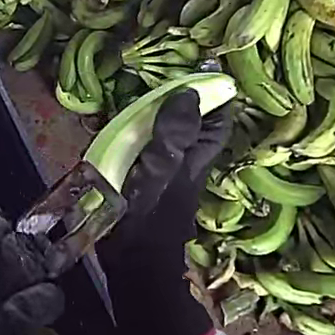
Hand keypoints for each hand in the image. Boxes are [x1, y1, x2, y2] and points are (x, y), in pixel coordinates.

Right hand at [96, 90, 230, 334]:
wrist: (132, 267)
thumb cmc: (147, 220)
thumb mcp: (160, 173)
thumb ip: (173, 136)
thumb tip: (189, 92)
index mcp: (195, 156)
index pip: (218, 117)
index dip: (215, 92)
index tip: (203, 66)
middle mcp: (184, 160)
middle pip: (192, 120)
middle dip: (181, 97)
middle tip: (162, 73)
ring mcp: (164, 171)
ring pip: (166, 131)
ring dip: (155, 112)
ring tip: (137, 91)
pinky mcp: (144, 180)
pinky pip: (144, 146)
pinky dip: (134, 132)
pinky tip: (116, 125)